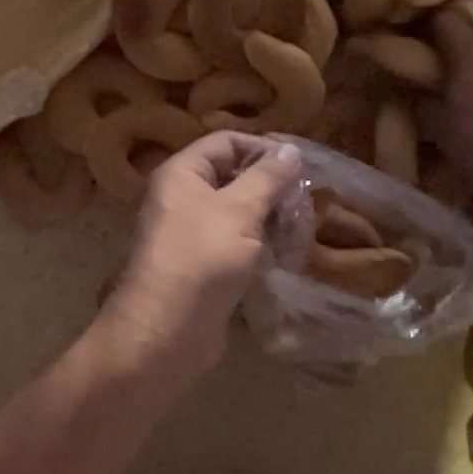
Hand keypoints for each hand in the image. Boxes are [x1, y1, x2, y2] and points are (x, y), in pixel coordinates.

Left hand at [100, 132, 302, 376]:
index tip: (300, 166)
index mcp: (183, 174)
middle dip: (273, 191)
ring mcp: (194, 236)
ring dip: (272, 224)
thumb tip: (289, 150)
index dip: (262, 148)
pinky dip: (261, 250)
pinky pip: (238, 247)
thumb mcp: (240, 209)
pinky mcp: (205, 269)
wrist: (168, 331)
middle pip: (236, 179)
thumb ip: (268, 177)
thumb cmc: (203, 258)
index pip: (226, 142)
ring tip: (299, 236)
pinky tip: (285, 261)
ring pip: (241, 217)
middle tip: (305, 205)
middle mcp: (184, 200)